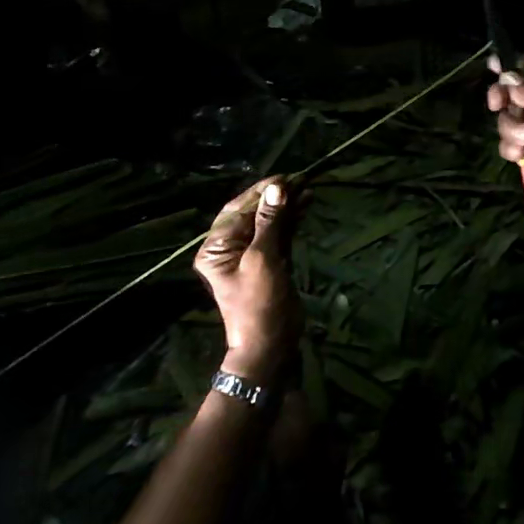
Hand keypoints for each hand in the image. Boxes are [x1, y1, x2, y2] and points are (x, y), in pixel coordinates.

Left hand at [193, 176, 302, 383]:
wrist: (270, 346)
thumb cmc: (259, 304)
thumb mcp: (262, 260)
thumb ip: (269, 223)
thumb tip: (277, 188)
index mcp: (216, 247)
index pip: (237, 210)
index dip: (260, 192)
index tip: (284, 177)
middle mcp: (229, 248)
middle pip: (253, 214)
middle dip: (275, 197)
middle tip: (299, 179)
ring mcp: (250, 256)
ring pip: (268, 223)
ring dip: (286, 206)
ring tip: (307, 188)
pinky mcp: (270, 263)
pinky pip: (278, 236)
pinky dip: (291, 222)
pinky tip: (305, 205)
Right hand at [486, 55, 523, 206]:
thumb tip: (507, 79)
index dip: (515, 66)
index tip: (493, 67)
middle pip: (515, 91)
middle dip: (504, 98)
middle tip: (497, 104)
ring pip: (509, 118)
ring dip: (512, 128)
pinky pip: (509, 142)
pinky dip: (512, 147)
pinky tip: (522, 154)